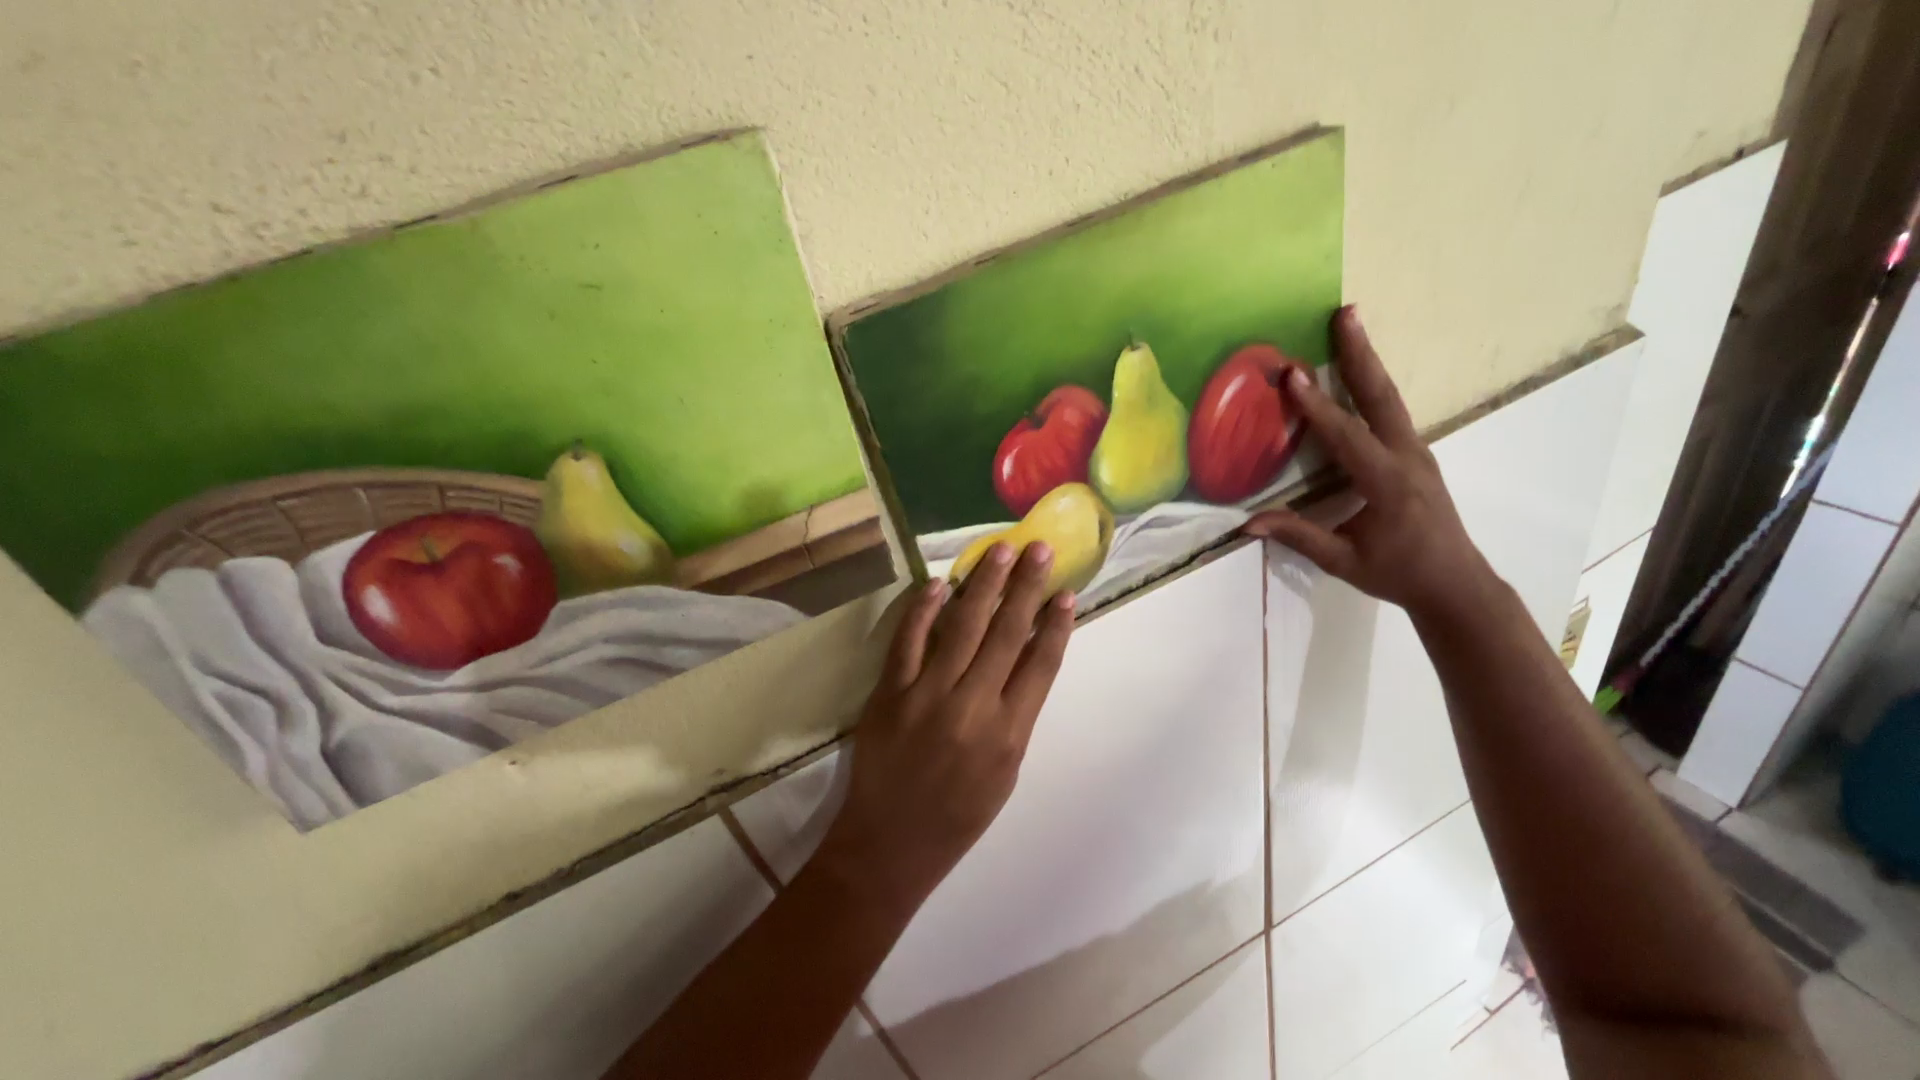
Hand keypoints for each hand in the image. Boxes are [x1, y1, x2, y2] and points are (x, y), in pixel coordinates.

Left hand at [817, 542, 1075, 905]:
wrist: (890, 843)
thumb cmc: (958, 816)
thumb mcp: (1005, 771)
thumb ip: (1016, 715)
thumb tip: (1024, 659)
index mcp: (1009, 733)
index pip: (1040, 664)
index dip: (1056, 624)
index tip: (1067, 591)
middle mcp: (973, 707)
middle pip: (1005, 634)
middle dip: (1025, 587)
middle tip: (1038, 548)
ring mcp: (927, 696)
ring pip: (961, 627)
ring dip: (984, 585)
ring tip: (1000, 550)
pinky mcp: (890, 693)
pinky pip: (909, 641)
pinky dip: (924, 610)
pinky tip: (940, 583)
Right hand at [1244, 306, 1499, 620]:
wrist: (1456, 583)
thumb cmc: (1398, 574)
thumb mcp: (1343, 561)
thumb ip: (1298, 536)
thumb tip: (1246, 523)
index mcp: (1387, 484)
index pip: (1347, 438)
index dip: (1317, 407)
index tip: (1293, 374)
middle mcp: (1407, 457)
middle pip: (1380, 397)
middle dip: (1361, 353)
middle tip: (1346, 312)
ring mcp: (1417, 452)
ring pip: (1389, 398)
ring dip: (1368, 360)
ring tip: (1350, 324)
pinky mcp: (1417, 454)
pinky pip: (1391, 412)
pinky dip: (1372, 384)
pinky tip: (1359, 371)